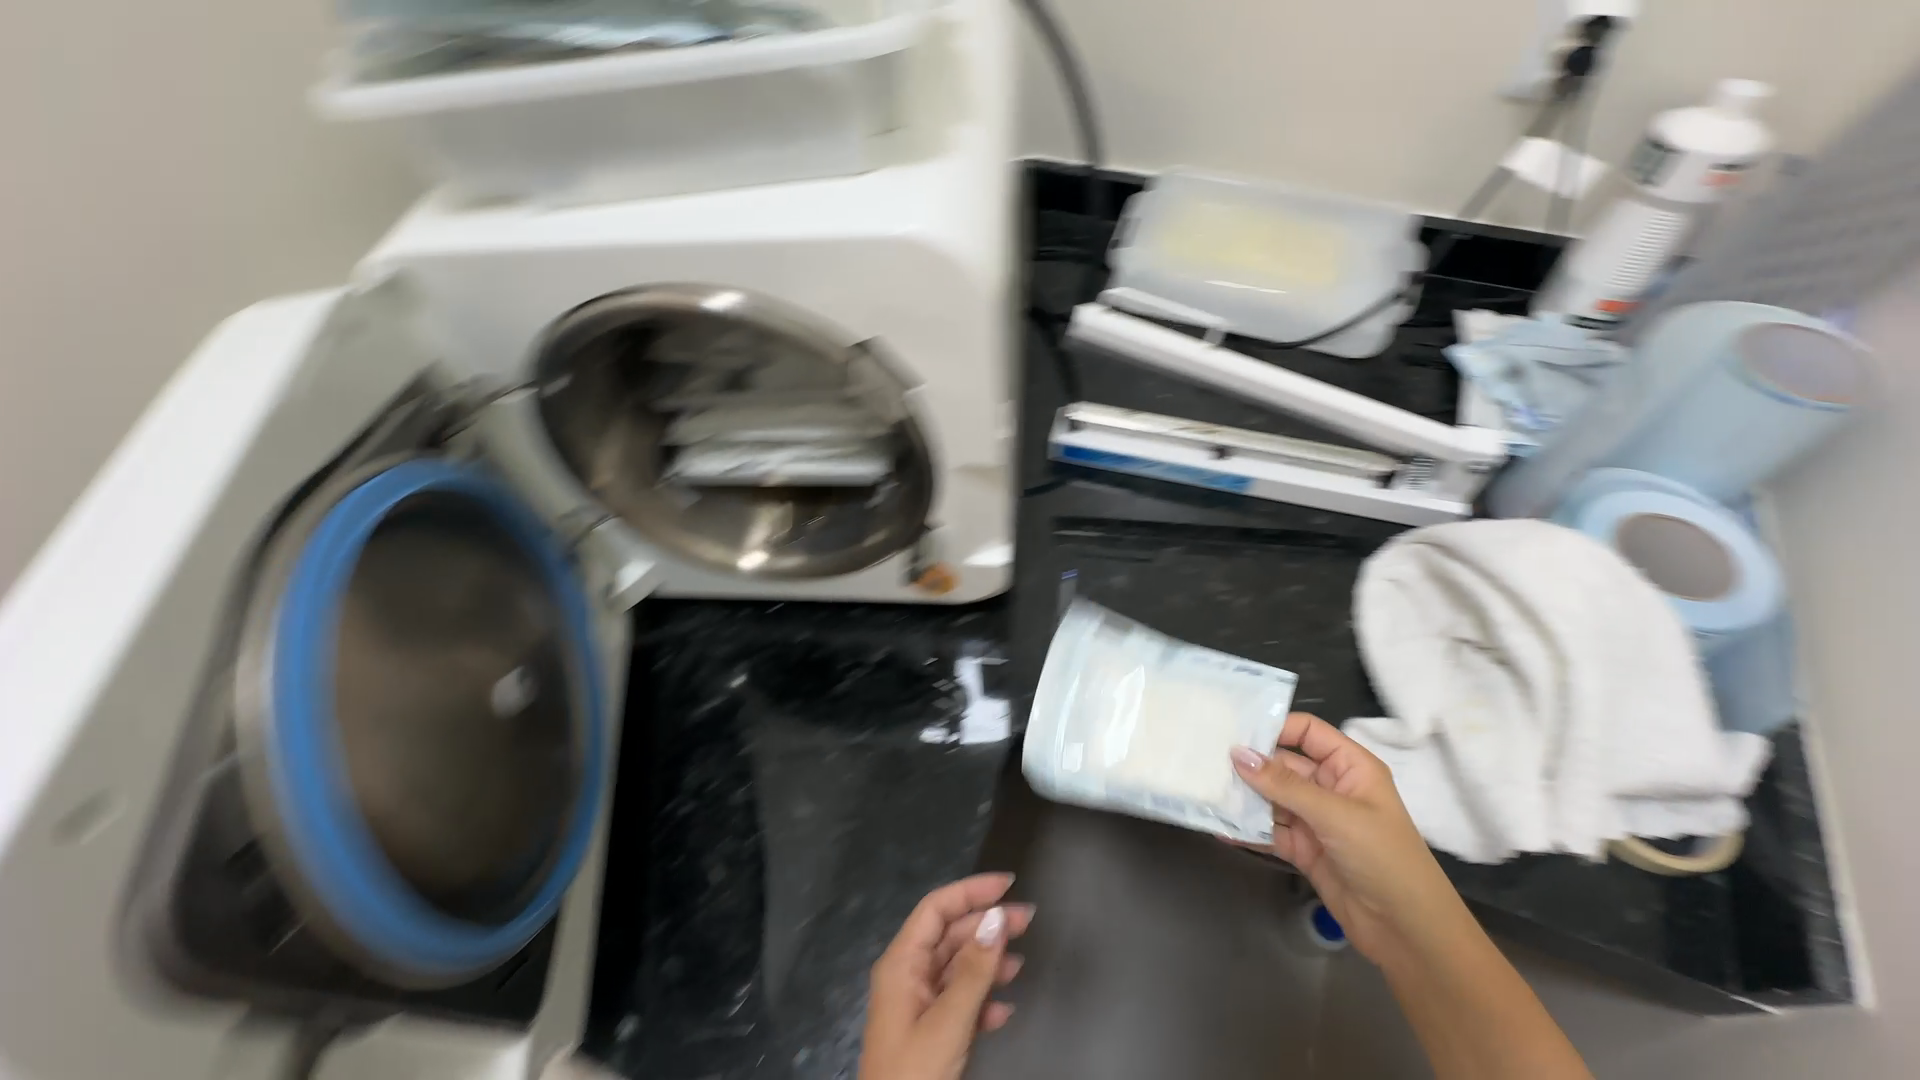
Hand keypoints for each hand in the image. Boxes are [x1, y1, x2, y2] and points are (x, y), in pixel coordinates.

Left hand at [858, 874, 1034, 1079]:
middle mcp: (907, 976)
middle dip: (987, 926)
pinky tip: (1005, 1011)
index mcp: (901, 963)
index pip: (936, 908)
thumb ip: (974, 969)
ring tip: (1021, 966)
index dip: (971, 891)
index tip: (1008, 885)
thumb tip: (997, 917)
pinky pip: (959, 1002)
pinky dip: (983, 1001)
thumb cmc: (915, 1073)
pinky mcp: (929, 1033)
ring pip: (957, 968)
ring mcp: (917, 1005)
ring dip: (989, 963)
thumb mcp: (948, 1021)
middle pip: (950, 935)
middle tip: (1029, 921)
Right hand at [1230, 713, 1471, 967]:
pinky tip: (1220, 824)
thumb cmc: (1383, 858)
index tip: (1233, 731)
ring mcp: (1316, 819)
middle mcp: (1331, 787)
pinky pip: (1269, 830)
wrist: (1407, 930)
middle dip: (1249, 764)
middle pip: (1283, 764)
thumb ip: (1284, 785)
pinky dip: (1247, 828)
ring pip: (1271, 798)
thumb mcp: (1335, 815)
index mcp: (1350, 767)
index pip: (1307, 732)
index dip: (1274, 727)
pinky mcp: (1303, 848)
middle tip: (1207, 759)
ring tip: (1206, 789)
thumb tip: (1238, 753)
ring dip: (1243, 796)